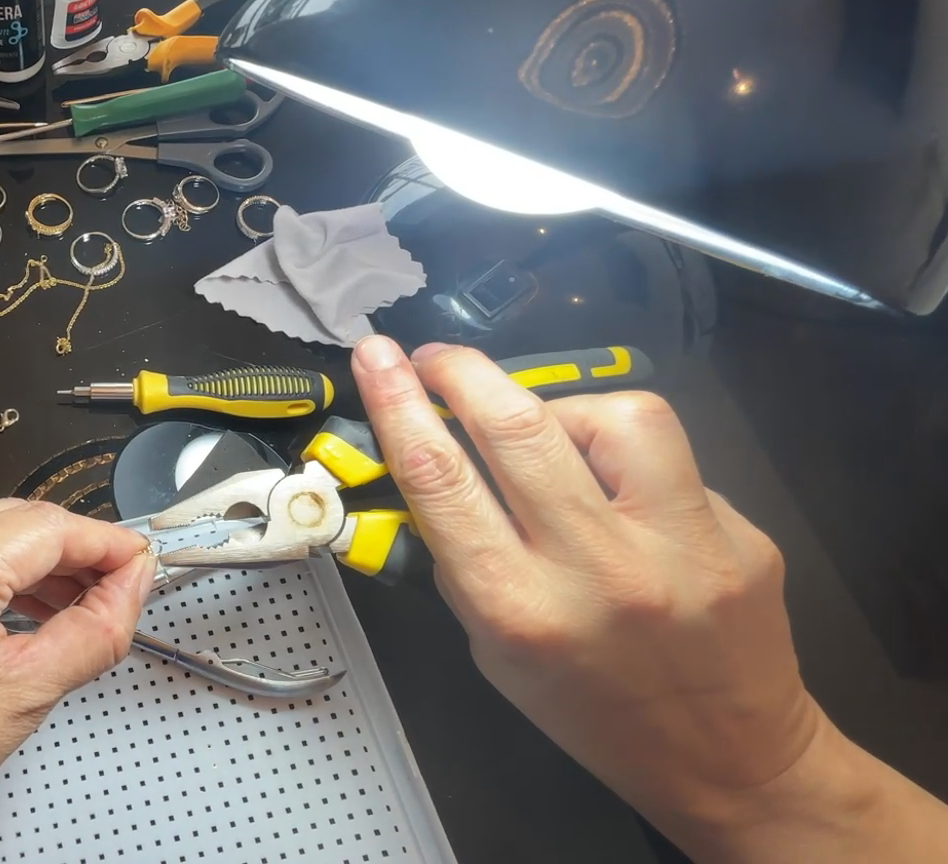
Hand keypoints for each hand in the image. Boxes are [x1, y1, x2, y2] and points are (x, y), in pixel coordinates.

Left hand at [0, 499, 154, 863]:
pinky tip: (6, 595)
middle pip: (12, 517)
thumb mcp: (24, 698)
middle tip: (108, 587)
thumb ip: (95, 628)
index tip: (135, 561)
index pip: (45, 527)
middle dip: (67, 550)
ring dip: (23, 555)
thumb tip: (130, 581)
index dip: (101, 543)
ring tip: (62, 599)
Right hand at [349, 337, 822, 848]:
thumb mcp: (484, 638)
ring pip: (613, 415)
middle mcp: (597, 568)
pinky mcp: (743, 535)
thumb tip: (428, 459)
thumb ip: (455, 549)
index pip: (437, 475)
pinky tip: (609, 479)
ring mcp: (682, 548)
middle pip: (517, 426)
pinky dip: (616, 445)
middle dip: (461, 369)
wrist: (730, 761)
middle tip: (433, 356)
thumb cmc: (576, 701)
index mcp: (514, 602)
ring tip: (541, 427)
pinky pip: (665, 451)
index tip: (374, 354)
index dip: (396, 401)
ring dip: (557, 403)